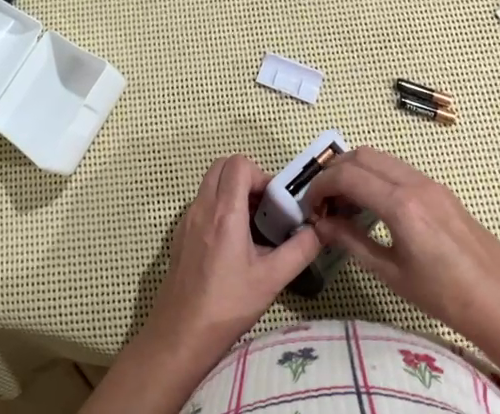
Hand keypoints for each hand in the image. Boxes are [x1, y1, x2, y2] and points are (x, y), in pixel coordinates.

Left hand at [142, 155, 323, 354]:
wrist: (181, 334)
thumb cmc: (227, 305)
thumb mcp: (272, 279)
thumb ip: (300, 250)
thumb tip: (320, 230)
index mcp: (224, 212)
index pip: (238, 164)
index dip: (260, 174)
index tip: (274, 201)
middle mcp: (201, 207)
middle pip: (221, 166)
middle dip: (246, 178)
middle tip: (264, 207)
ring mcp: (186, 220)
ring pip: (209, 184)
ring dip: (232, 192)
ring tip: (253, 226)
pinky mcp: (180, 234)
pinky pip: (201, 204)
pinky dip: (218, 208)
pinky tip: (233, 244)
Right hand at [305, 147, 499, 347]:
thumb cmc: (444, 296)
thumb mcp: (391, 274)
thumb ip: (351, 242)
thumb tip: (321, 224)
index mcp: (401, 205)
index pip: (347, 176)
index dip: (320, 187)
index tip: (310, 208)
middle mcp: (415, 183)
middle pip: (362, 155)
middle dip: (334, 172)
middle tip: (323, 202)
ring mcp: (431, 183)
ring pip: (381, 158)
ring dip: (356, 172)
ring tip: (344, 206)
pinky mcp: (441, 190)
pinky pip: (399, 170)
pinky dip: (376, 177)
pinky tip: (372, 208)